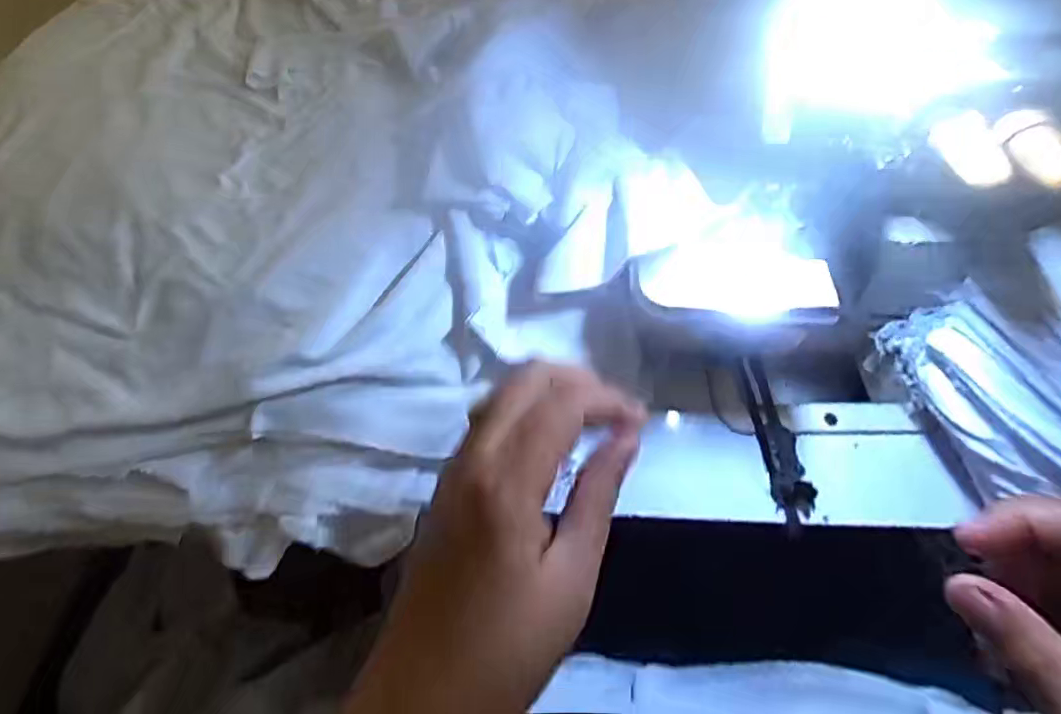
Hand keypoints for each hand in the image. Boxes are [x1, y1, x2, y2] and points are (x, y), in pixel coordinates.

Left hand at [345, 362, 647, 713]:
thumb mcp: (571, 579)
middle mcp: (472, 461)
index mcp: (505, 484)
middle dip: (580, 380)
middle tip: (618, 411)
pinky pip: (489, 419)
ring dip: (552, 390)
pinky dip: (528, 408)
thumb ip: (599, 494)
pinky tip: (554, 438)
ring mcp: (452, 470)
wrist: (419, 705)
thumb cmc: (506, 649)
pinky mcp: (444, 486)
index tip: (641, 419)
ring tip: (594, 418)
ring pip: (503, 392)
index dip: (608, 398)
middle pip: (526, 378)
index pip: (562, 402)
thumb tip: (627, 436)